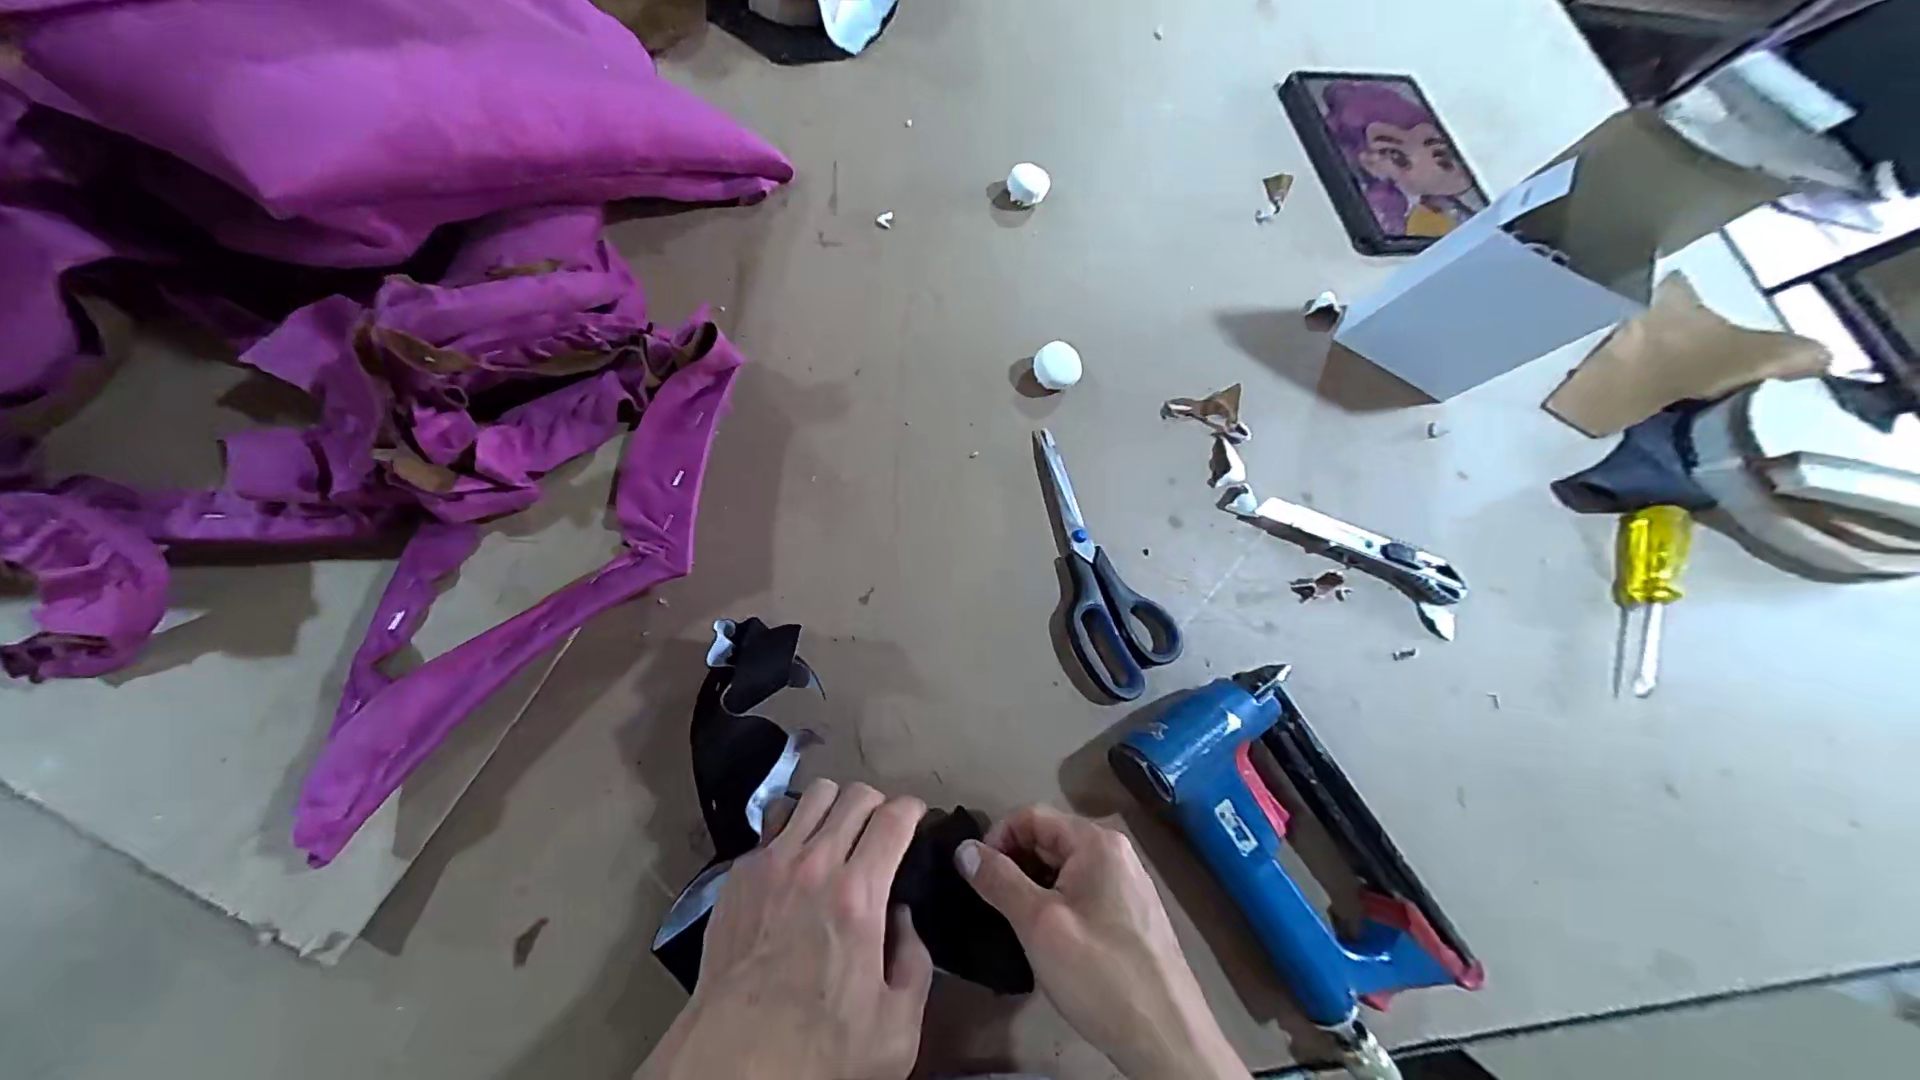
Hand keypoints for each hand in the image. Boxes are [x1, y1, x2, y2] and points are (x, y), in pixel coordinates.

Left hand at [636, 780, 933, 1079]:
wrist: (729, 1067)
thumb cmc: (816, 1052)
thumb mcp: (896, 1027)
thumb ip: (915, 961)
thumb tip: (902, 917)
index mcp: (858, 895)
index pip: (893, 817)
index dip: (913, 809)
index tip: (917, 817)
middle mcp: (815, 864)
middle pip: (855, 794)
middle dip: (878, 804)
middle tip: (881, 829)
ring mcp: (771, 863)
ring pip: (814, 795)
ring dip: (836, 806)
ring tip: (840, 832)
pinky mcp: (739, 874)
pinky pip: (775, 823)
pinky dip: (795, 828)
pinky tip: (798, 859)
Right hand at [956, 805, 1251, 1079]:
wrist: (1169, 1041)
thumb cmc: (1100, 974)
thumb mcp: (1039, 924)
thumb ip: (999, 880)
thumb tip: (964, 848)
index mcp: (1096, 842)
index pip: (1032, 815)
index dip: (997, 837)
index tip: (976, 874)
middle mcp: (1115, 852)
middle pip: (1049, 838)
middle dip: (1014, 862)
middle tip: (990, 901)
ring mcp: (1127, 884)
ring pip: (1064, 867)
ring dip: (1032, 884)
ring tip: (1014, 921)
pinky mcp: (1131, 915)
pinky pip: (1082, 890)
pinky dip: (1056, 902)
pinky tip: (1047, 937)